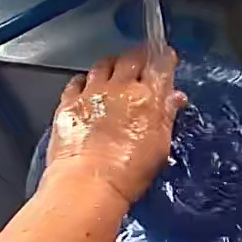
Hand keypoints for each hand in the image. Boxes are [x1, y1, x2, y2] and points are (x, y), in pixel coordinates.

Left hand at [45, 44, 187, 205]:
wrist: (87, 184)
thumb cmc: (127, 174)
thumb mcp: (159, 148)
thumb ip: (166, 117)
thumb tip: (173, 98)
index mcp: (148, 98)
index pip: (160, 65)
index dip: (164, 59)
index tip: (166, 59)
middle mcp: (119, 88)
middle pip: (131, 58)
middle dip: (139, 57)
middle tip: (141, 62)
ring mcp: (91, 93)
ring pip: (103, 64)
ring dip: (112, 65)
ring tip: (114, 71)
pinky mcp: (68, 104)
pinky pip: (77, 81)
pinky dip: (84, 80)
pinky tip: (86, 87)